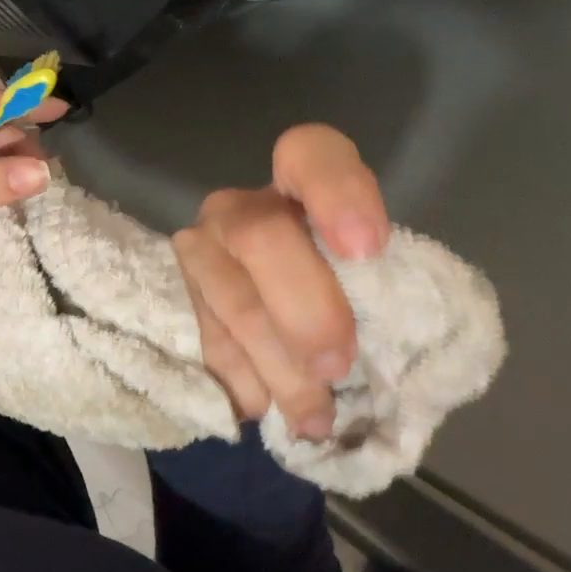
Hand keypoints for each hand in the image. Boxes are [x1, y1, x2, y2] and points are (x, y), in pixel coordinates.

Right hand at [173, 124, 389, 439]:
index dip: (336, 193)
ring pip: (229, 298)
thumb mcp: (376, 271)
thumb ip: (384, 287)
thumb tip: (392, 359)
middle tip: (337, 367)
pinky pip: (204, 335)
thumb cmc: (348, 284)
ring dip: (273, 364)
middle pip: (259, 237)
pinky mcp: (178, 295)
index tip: (366, 250)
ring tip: (312, 416)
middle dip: (303, 309)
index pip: (309, 154)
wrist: (276, 303)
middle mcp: (237, 208)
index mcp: (298, 182)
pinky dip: (236, 378)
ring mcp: (198, 250)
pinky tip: (261, 407)